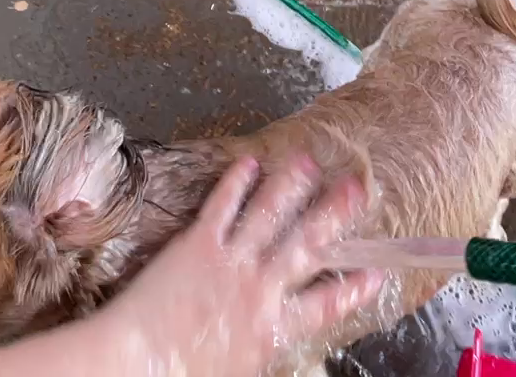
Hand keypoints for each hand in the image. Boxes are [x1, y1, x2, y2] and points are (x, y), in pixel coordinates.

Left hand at [95, 154, 383, 374]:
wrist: (138, 364)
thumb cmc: (186, 375)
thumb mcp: (241, 369)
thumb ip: (265, 344)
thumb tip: (278, 330)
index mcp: (273, 328)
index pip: (326, 305)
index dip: (354, 288)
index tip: (377, 271)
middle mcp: (259, 288)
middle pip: (306, 245)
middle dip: (334, 214)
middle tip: (356, 187)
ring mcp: (230, 261)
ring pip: (269, 215)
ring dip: (290, 186)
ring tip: (308, 160)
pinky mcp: (198, 243)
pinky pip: (222, 206)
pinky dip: (237, 182)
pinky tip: (250, 162)